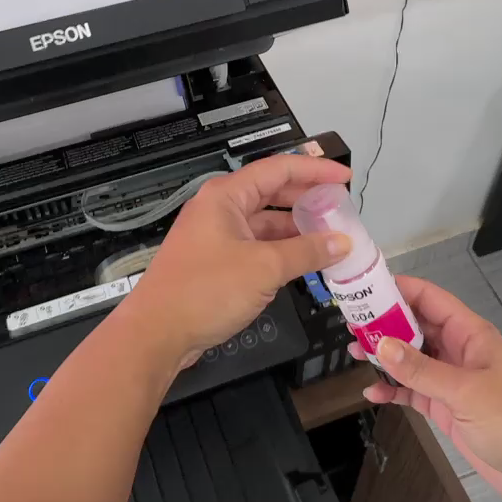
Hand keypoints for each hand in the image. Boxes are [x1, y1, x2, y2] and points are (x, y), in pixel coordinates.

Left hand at [113, 155, 352, 368]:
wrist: (157, 333)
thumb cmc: (205, 290)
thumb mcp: (265, 268)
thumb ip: (306, 252)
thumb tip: (341, 243)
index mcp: (226, 196)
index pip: (279, 169)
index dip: (315, 170)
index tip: (344, 177)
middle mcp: (219, 209)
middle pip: (271, 192)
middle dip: (307, 198)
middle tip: (340, 207)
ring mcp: (215, 236)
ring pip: (264, 222)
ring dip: (296, 228)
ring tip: (330, 237)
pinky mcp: (215, 261)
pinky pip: (256, 245)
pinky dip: (281, 250)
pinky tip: (304, 261)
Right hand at [361, 276, 501, 501]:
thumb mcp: (465, 392)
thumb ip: (421, 369)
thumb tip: (381, 344)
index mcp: (470, 334)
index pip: (430, 299)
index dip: (400, 289)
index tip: (366, 287)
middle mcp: (458, 351)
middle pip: (416, 326)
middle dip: (385, 323)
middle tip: (350, 322)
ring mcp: (451, 380)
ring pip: (411, 358)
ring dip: (384, 356)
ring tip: (353, 353)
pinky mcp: (446, 407)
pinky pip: (413, 390)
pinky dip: (393, 390)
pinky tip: (372, 393)